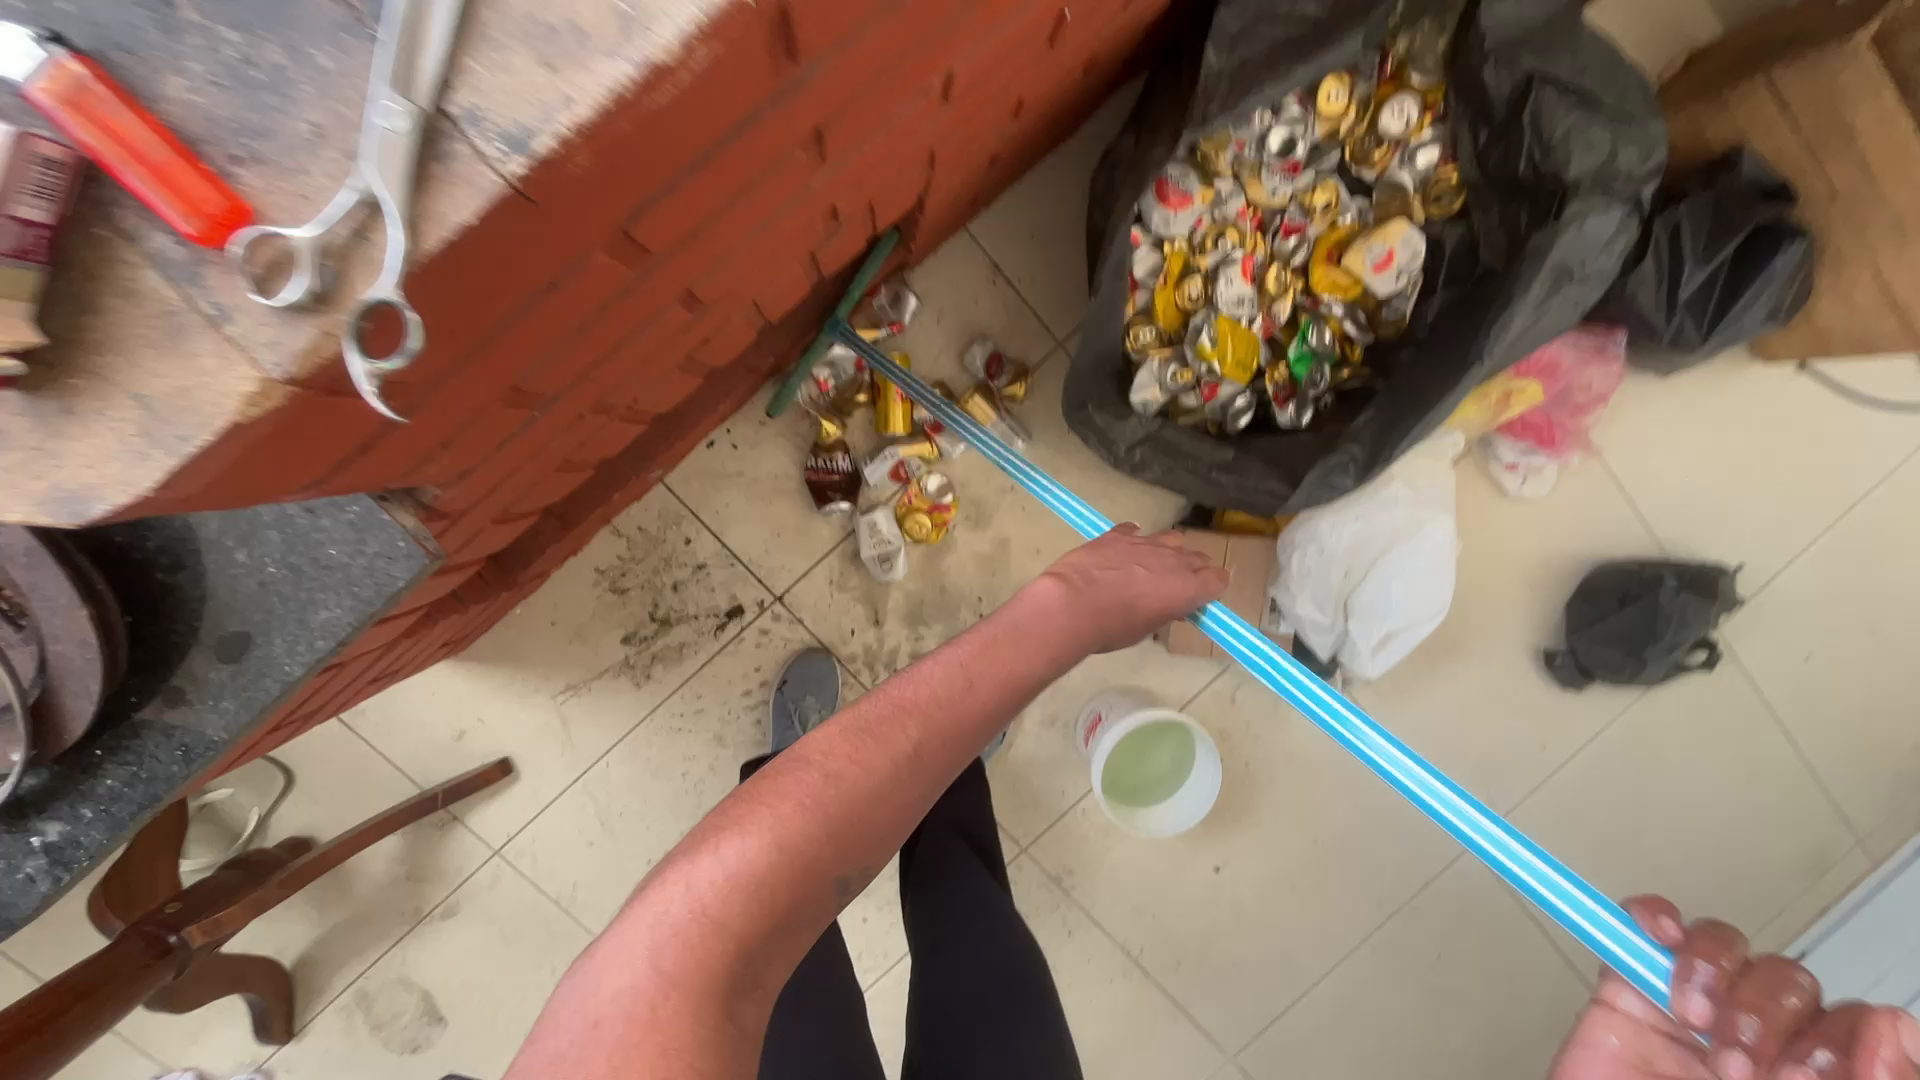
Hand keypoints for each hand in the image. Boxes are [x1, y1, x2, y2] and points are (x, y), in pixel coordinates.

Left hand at [1023, 524, 1231, 654]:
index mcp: (1187, 588)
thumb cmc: (1111, 628)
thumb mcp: (1145, 629)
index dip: (1212, 587)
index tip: (1200, 597)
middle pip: (1197, 558)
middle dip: (1191, 570)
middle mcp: (1173, 560)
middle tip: (1174, 586)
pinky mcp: (1117, 534)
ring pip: (1171, 538)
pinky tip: (1124, 547)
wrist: (1072, 604)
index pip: (1219, 580)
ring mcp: (1145, 543)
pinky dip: (1133, 538)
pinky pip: (1134, 530)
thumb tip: (1168, 606)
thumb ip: (1164, 611)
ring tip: (1151, 564)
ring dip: (1167, 550)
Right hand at [1550, 896, 1919, 1079]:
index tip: (1825, 1074)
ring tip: (1693, 1030)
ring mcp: (1693, 1014)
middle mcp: (1771, 1050)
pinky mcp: (1627, 989)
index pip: (1878, 1033)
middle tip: (1740, 1071)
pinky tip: (1656, 939)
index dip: (1862, 1041)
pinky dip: (1652, 917)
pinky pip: (1643, 921)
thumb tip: (1891, 1028)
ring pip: (1728, 948)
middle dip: (1771, 1020)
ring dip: (1716, 978)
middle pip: (1797, 985)